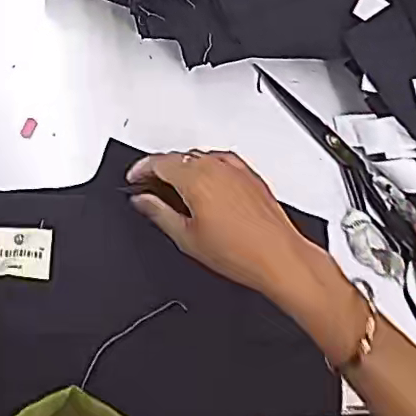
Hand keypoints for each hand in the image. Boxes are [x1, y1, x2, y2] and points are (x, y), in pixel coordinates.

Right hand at [127, 151, 338, 308]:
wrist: (281, 259)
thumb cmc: (241, 252)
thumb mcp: (186, 238)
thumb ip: (158, 212)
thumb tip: (142, 200)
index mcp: (195, 177)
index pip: (157, 162)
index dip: (140, 169)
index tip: (134, 177)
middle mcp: (215, 166)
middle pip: (177, 157)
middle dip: (160, 168)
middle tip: (150, 187)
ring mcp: (235, 168)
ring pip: (199, 157)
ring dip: (184, 167)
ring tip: (177, 190)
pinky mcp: (250, 175)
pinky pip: (220, 161)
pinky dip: (207, 168)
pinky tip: (207, 186)